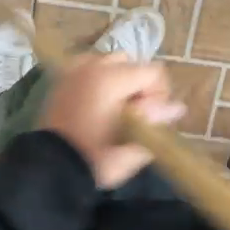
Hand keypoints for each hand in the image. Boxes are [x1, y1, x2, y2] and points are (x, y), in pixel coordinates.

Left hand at [39, 53, 185, 187]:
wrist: (51, 167)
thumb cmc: (96, 158)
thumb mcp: (133, 144)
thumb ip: (156, 121)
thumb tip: (177, 107)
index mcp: (113, 78)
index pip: (154, 72)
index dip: (158, 95)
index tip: (150, 119)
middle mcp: (93, 66)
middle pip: (130, 63)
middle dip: (137, 85)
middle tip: (132, 115)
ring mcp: (73, 72)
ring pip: (107, 63)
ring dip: (116, 81)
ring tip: (112, 110)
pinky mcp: (60, 82)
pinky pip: (86, 69)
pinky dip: (96, 80)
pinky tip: (94, 103)